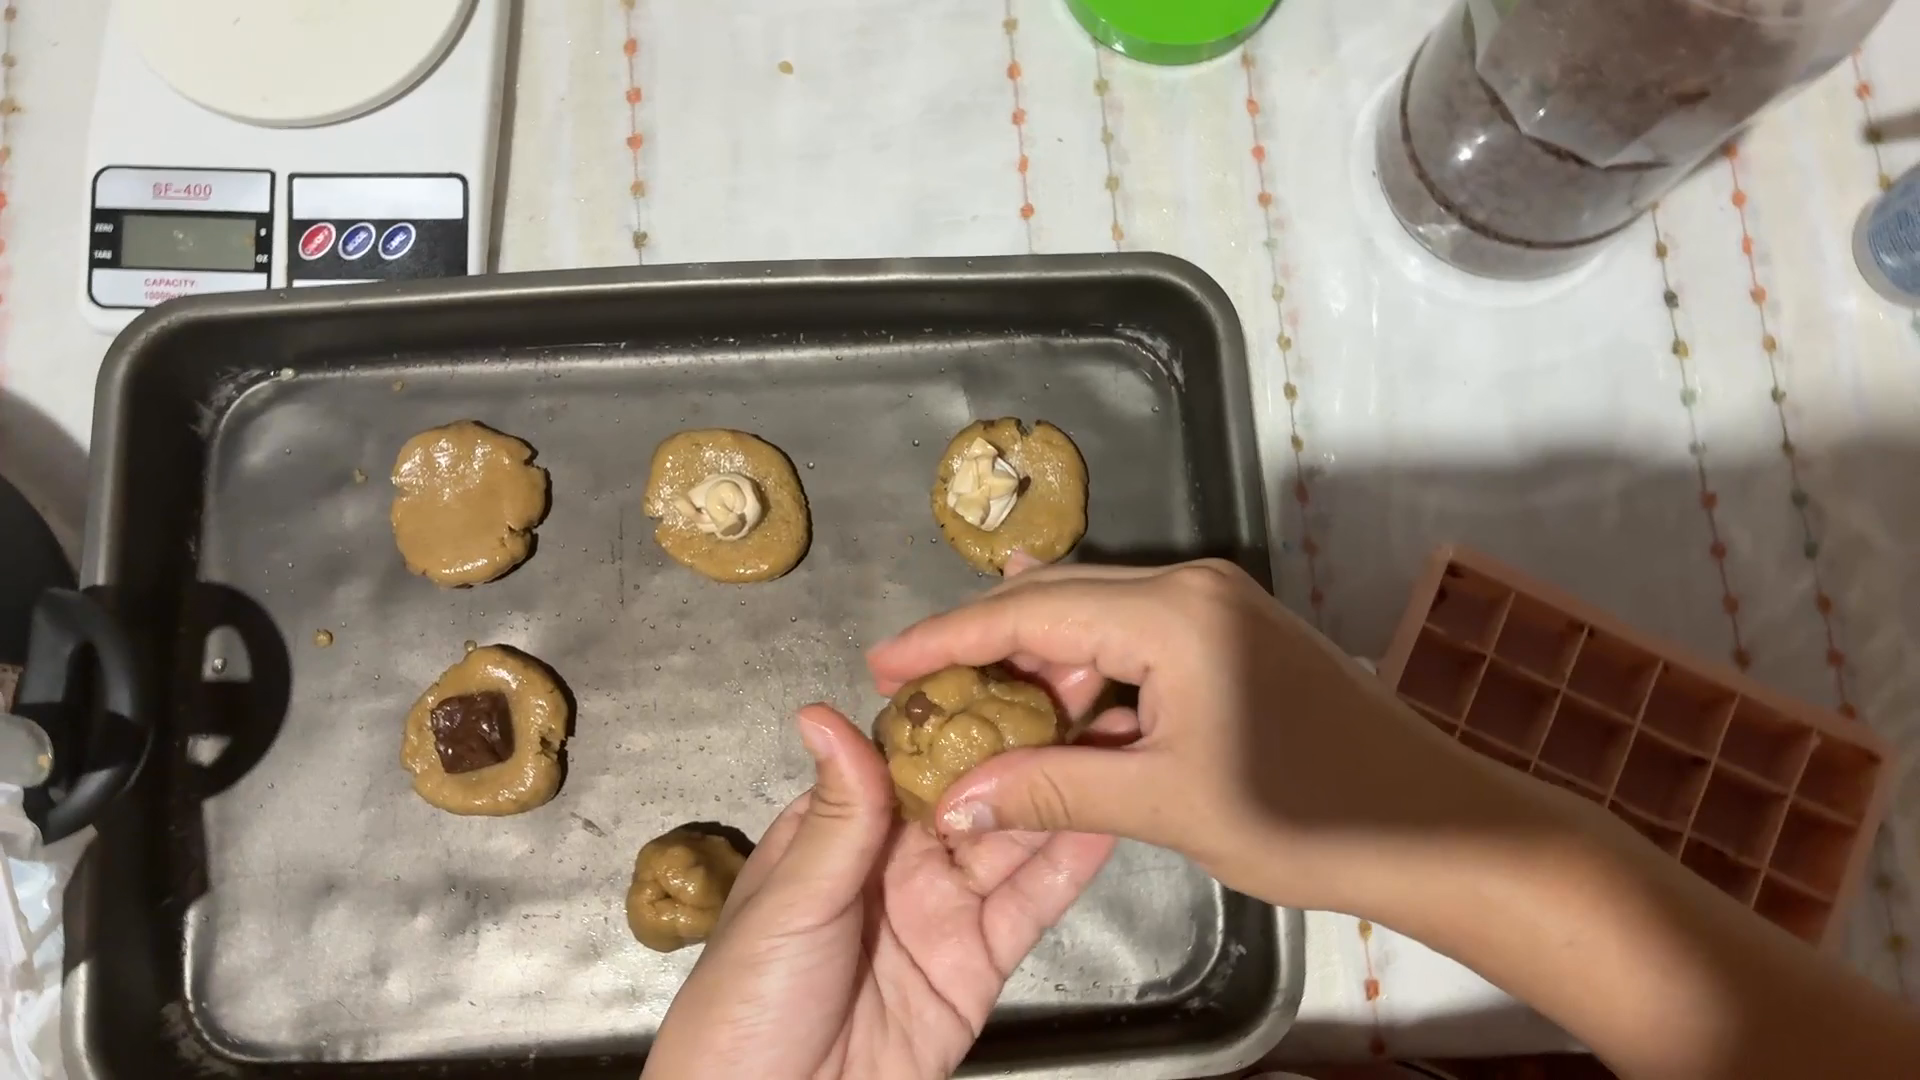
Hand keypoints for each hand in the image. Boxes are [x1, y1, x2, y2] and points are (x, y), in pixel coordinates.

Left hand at [642, 704, 1113, 1079]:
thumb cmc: (751, 1000)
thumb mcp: (788, 899)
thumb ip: (834, 812)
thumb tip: (820, 710)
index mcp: (850, 824)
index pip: (916, 751)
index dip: (963, 709)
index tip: (1013, 662)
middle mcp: (905, 854)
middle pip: (975, 786)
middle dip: (1026, 738)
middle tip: (1083, 684)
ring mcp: (947, 906)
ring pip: (1012, 836)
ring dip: (1058, 787)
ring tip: (1111, 733)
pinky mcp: (981, 960)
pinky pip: (1029, 905)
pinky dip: (1069, 863)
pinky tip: (1105, 816)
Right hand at [866, 559, 1519, 918]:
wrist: (1443, 829)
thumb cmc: (1310, 818)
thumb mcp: (1166, 804)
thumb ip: (1049, 790)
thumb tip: (953, 799)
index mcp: (1172, 613)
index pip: (1030, 612)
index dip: (947, 638)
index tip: (884, 663)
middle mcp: (1188, 585)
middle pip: (1055, 598)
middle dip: (981, 641)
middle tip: (918, 684)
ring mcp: (1212, 602)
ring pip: (1091, 613)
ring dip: (1034, 657)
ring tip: (978, 703)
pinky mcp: (1227, 629)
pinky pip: (1129, 633)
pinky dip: (1082, 666)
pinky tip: (1054, 692)